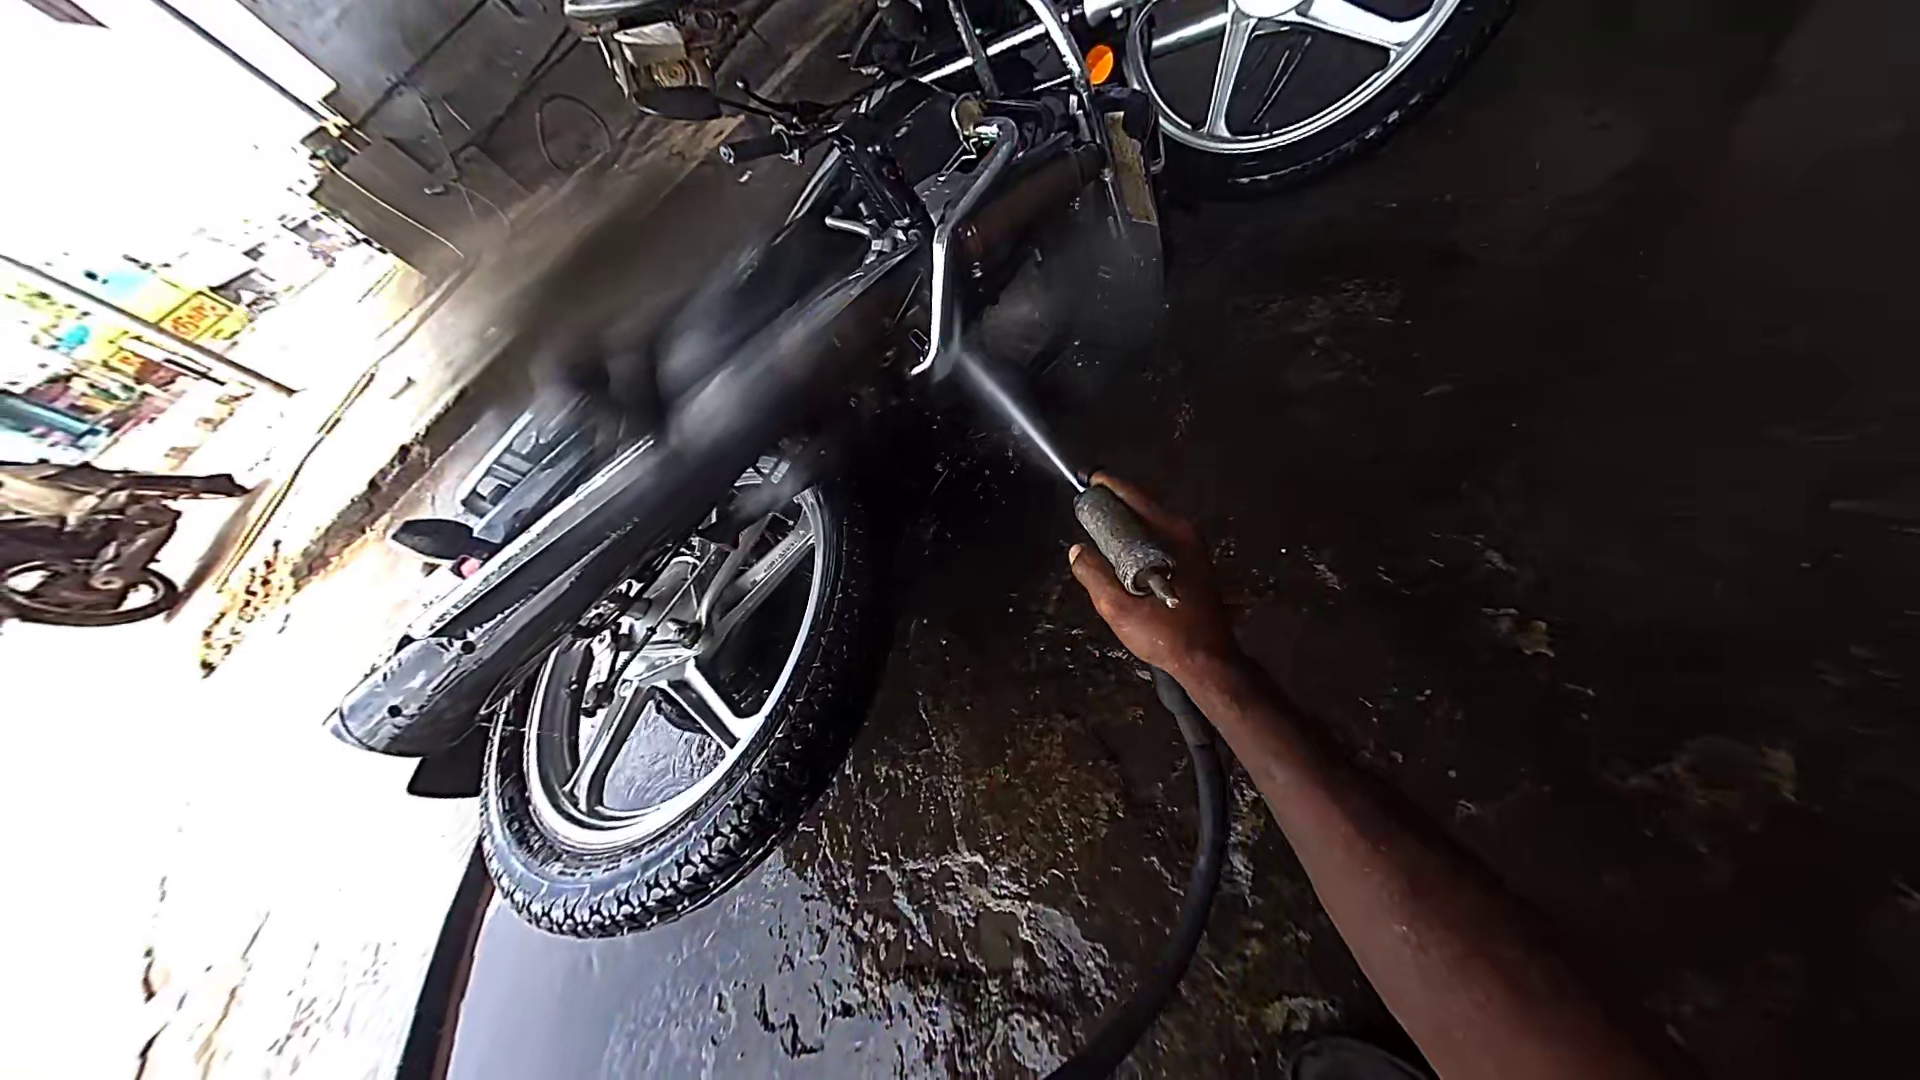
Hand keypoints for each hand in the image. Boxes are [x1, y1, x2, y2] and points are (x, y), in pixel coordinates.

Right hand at [1068, 473, 1241, 680]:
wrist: (1207, 660)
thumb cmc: (1166, 633)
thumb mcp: (1119, 607)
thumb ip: (1094, 575)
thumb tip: (1077, 551)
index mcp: (1171, 536)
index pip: (1137, 498)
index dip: (1111, 487)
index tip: (1091, 480)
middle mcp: (1185, 535)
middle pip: (1145, 506)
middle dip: (1116, 503)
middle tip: (1089, 505)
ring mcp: (1193, 549)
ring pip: (1152, 523)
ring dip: (1127, 521)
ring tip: (1100, 524)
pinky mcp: (1193, 564)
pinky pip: (1159, 538)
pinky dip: (1138, 536)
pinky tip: (1121, 550)